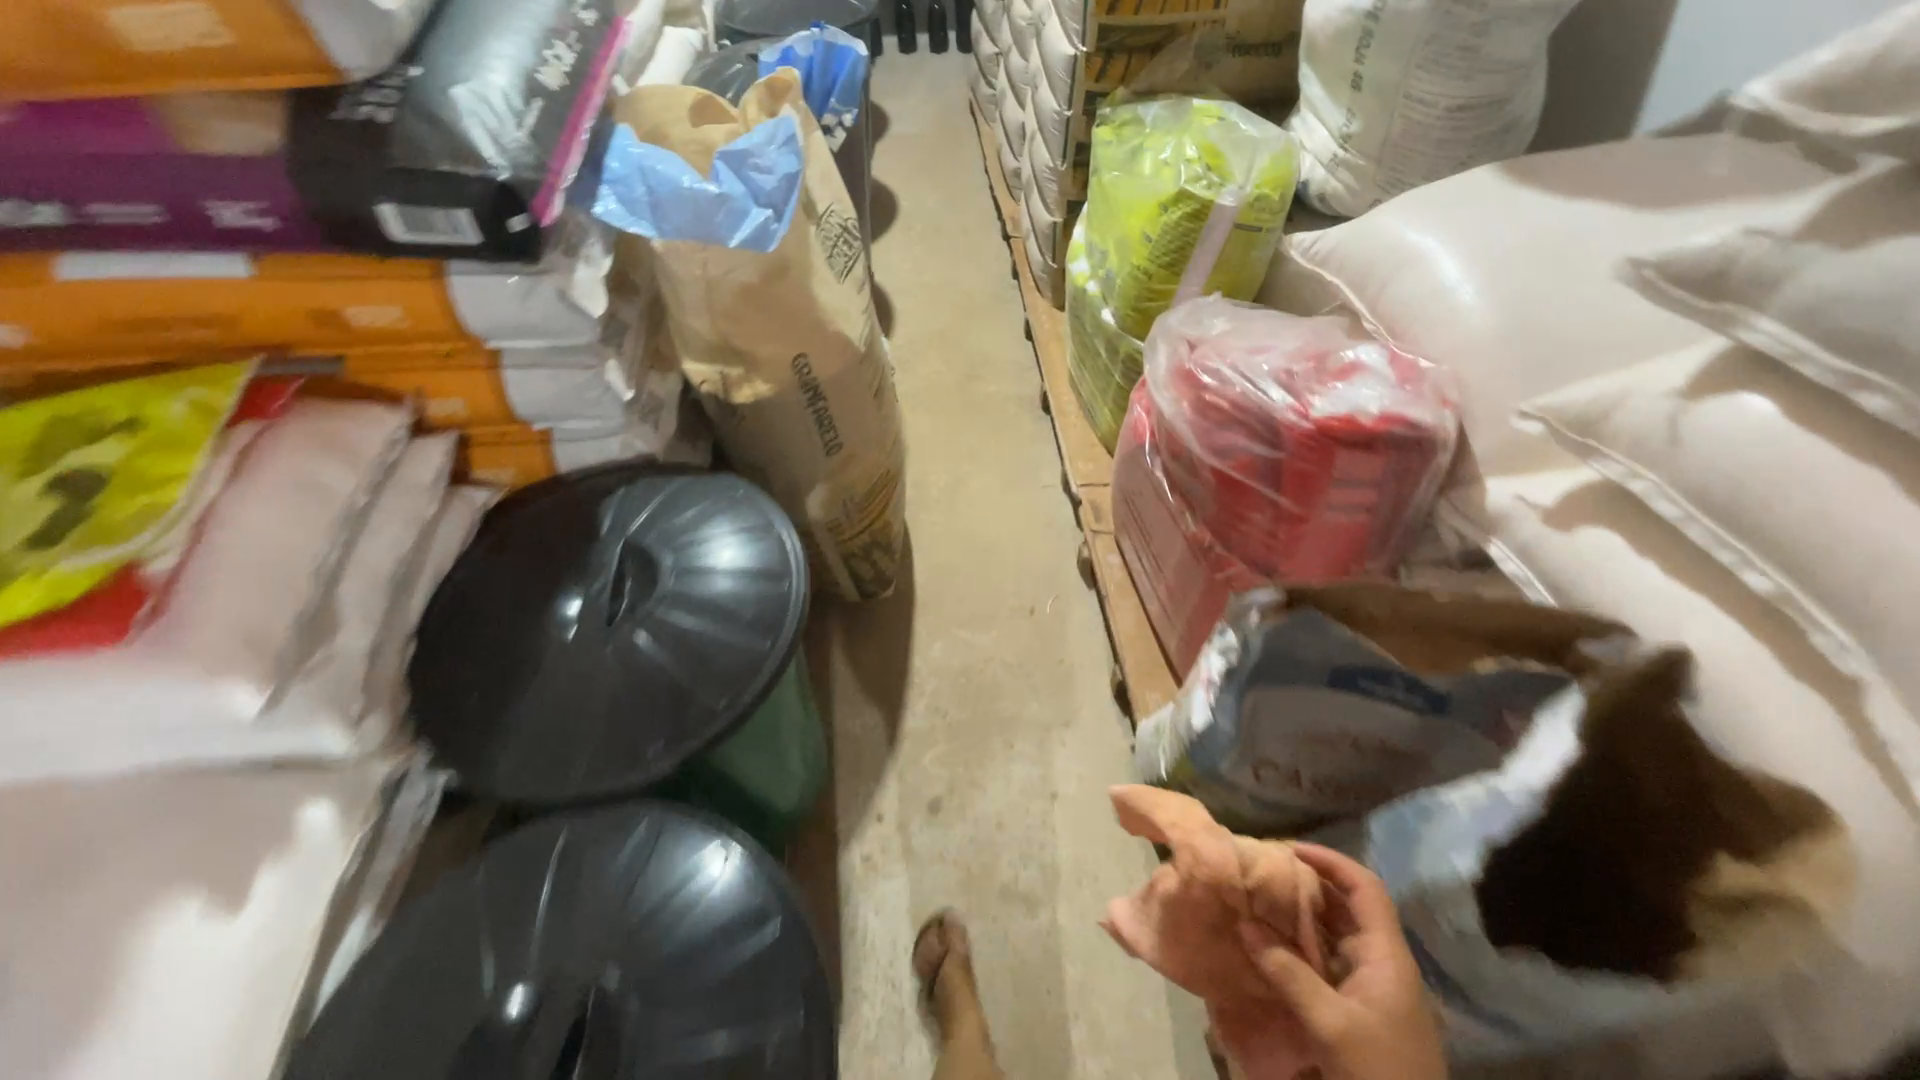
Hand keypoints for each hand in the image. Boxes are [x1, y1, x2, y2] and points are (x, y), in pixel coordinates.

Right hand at [1217, 843, 1446, 1079]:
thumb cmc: (1378, 1071)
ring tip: (1259, 901)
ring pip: (1336, 935)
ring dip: (1301, 916)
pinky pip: (1329, 962)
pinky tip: (1271, 948)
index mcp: (1387, 954)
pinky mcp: (1361, 1008)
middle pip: (1348, 907)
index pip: (1364, 887)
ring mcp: (1373, 986)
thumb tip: (1245, 923)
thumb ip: (1287, 972)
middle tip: (1262, 873)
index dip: (1329, 861)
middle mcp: (1383, 961)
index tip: (1287, 849)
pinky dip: (1301, 948)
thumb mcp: (1329, 1023)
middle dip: (1307, 885)